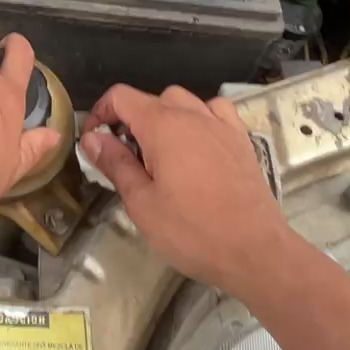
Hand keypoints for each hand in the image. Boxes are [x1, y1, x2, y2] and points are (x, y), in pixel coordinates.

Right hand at [80, 84, 291, 292]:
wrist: (257, 252)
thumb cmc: (194, 231)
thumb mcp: (142, 204)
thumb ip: (115, 164)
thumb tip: (92, 138)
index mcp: (161, 125)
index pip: (120, 96)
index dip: (101, 113)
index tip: (95, 141)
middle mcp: (190, 114)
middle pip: (150, 99)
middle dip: (131, 121)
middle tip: (126, 158)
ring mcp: (219, 124)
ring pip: (182, 100)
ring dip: (164, 116)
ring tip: (161, 150)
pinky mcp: (240, 139)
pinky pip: (215, 109)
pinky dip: (200, 115)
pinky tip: (198, 139)